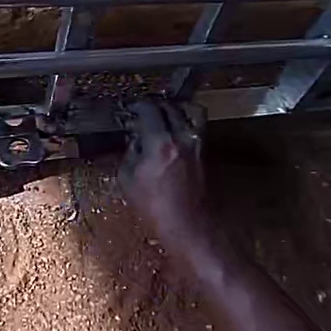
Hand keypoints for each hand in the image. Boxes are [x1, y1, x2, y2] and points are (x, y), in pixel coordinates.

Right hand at [120, 98, 209, 246]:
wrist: (187, 225)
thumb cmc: (155, 207)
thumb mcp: (127, 180)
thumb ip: (129, 152)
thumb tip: (134, 140)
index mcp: (160, 142)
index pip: (149, 109)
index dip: (137, 105)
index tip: (130, 108)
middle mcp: (182, 137)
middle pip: (170, 106)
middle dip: (155, 105)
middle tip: (143, 111)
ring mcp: (196, 144)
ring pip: (189, 112)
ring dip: (174, 109)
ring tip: (161, 116)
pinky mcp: (202, 153)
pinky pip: (195, 126)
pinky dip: (184, 122)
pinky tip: (172, 132)